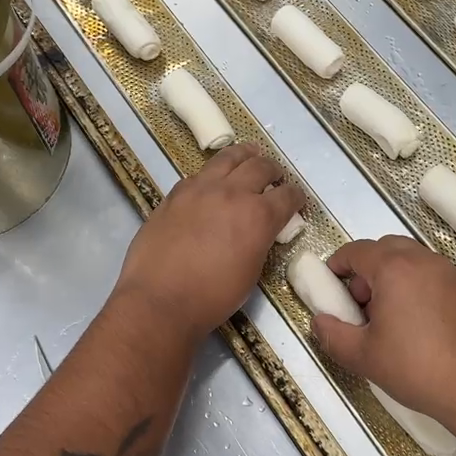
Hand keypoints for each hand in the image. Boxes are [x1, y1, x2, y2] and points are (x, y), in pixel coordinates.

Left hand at [112, 144, 306, 341]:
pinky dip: (214, 173)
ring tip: (249, 156)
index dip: (296, 197)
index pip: (288, 196)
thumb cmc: (211, 298)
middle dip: (274, 171)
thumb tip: (260, 232)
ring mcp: (201, 189)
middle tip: (275, 177)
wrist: (159, 300)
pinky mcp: (176, 193)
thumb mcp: (251, 273)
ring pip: (228, 158)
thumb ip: (260, 242)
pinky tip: (212, 182)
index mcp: (259, 216)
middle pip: (261, 167)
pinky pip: (200, 173)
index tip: (296, 200)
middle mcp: (233, 193)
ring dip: (245, 156)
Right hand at [310, 236, 455, 426]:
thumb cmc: (417, 368)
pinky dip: (415, 286)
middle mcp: (422, 260)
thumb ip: (332, 335)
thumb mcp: (363, 357)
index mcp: (394, 268)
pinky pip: (431, 275)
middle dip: (366, 270)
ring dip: (391, 277)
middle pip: (385, 249)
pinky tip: (415, 325)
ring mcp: (449, 272)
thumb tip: (319, 321)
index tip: (330, 286)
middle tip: (358, 305)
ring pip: (410, 260)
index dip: (338, 265)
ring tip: (387, 318)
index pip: (357, 251)